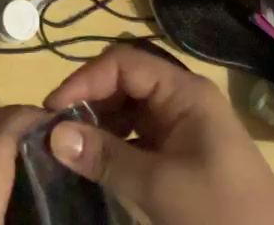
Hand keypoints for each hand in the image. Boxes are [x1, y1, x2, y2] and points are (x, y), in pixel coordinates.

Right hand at [44, 44, 273, 224]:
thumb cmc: (221, 214)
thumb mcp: (159, 186)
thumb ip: (105, 157)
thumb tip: (52, 134)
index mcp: (184, 91)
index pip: (122, 63)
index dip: (85, 80)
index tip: (53, 110)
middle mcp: (182, 99)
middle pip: (124, 81)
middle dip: (89, 100)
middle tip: (56, 129)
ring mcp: (183, 127)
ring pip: (128, 109)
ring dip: (99, 123)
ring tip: (70, 147)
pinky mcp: (182, 154)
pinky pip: (138, 135)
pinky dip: (114, 143)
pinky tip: (96, 163)